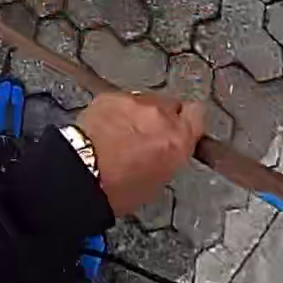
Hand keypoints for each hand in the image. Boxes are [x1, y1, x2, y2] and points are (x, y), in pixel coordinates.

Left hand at [76, 92, 204, 214]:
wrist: (85, 172)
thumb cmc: (119, 187)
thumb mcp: (160, 179)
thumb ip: (171, 151)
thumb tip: (167, 143)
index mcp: (178, 139)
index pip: (197, 113)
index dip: (189, 119)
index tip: (184, 124)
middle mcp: (159, 115)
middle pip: (170, 105)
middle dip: (161, 118)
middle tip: (148, 135)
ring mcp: (134, 102)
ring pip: (145, 101)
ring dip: (138, 114)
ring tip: (123, 133)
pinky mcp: (112, 95)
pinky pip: (121, 99)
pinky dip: (117, 110)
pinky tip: (108, 127)